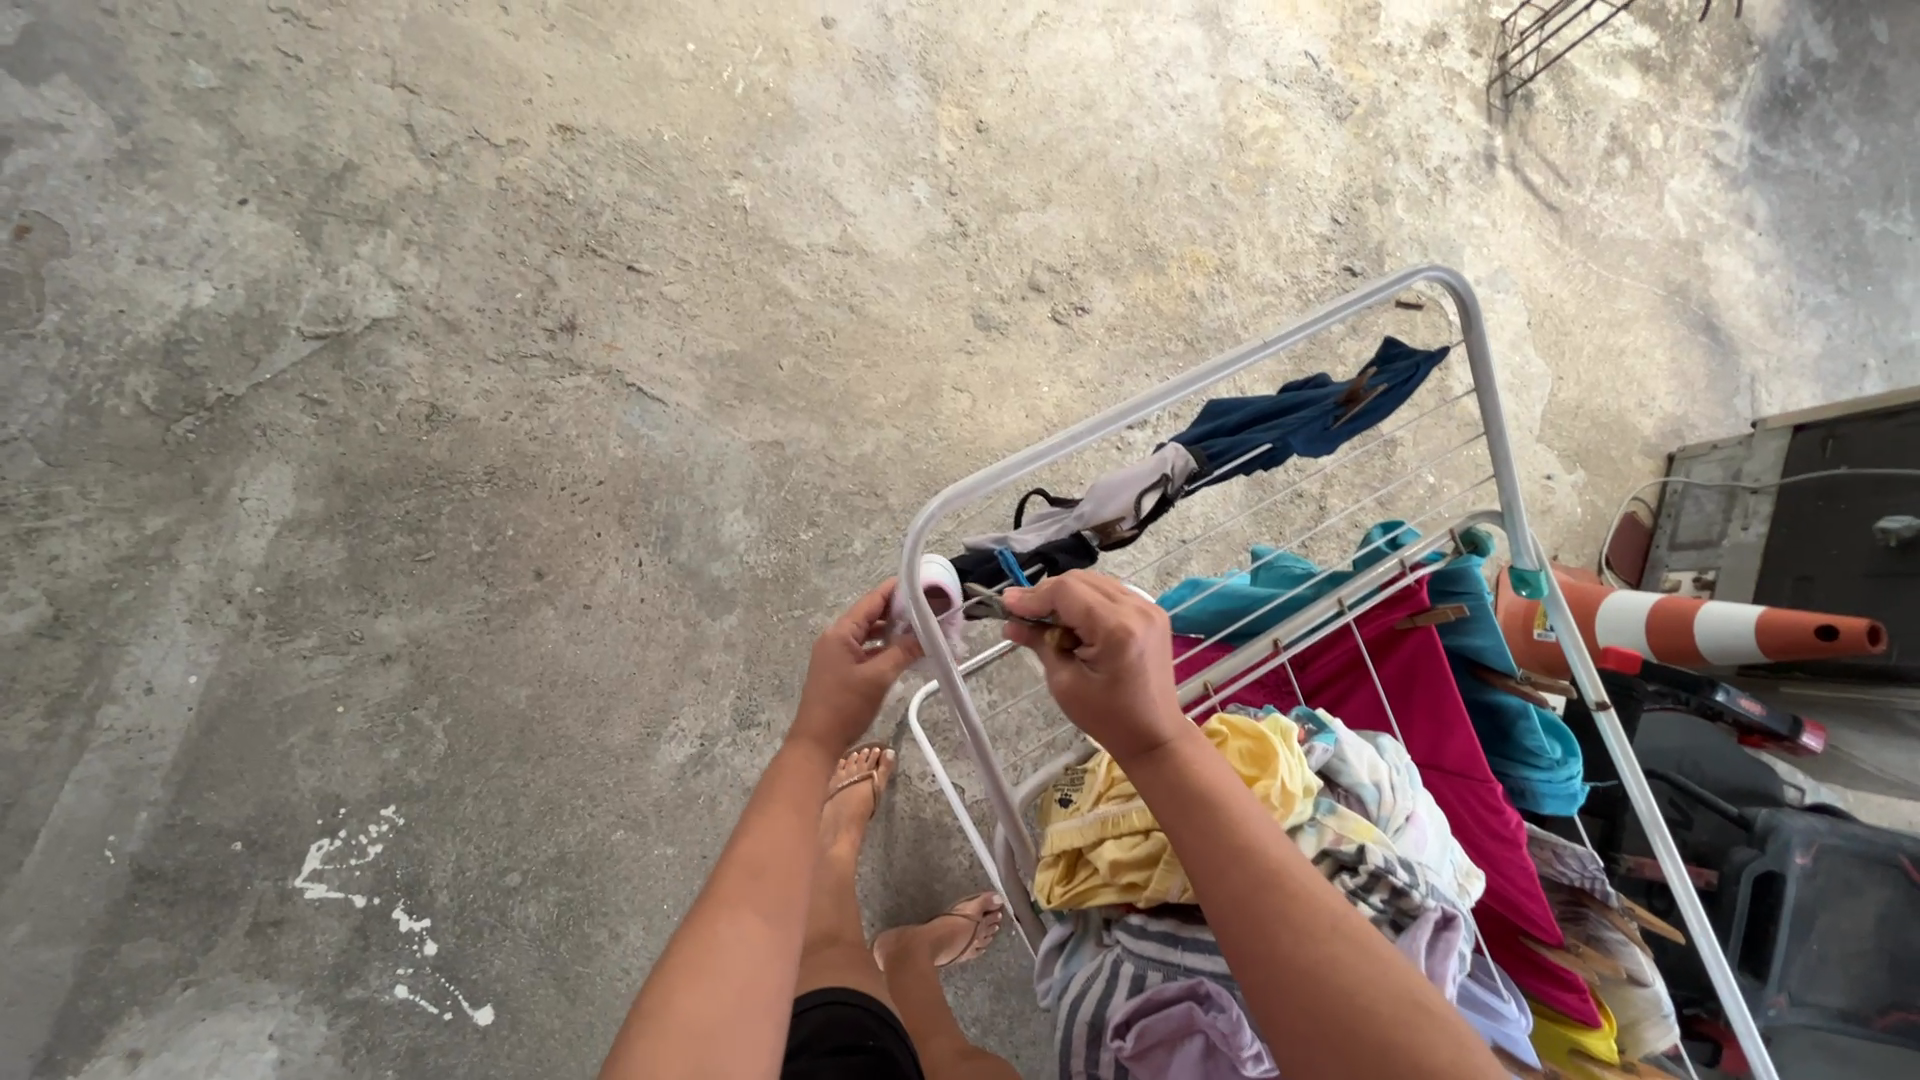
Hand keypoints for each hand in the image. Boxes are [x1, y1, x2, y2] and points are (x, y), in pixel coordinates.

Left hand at [790, 579, 922, 751]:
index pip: (871, 601)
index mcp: (840, 633)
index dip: (895, 590)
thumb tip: (926, 635)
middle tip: (928, 608)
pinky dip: (883, 649)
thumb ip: (903, 652)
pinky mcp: (840, 670)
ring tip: (921, 629)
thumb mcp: (878, 677)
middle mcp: (836, 638)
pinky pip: (865, 650)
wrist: (817, 742)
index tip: (920, 583)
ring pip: (868, 635)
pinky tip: (903, 653)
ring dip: (891, 632)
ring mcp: (836, 655)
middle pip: (870, 616)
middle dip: (897, 612)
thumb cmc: (845, 706)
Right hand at [1000, 570, 1190, 763]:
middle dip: (1046, 594)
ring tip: (1046, 621)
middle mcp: (1137, 609)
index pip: (1066, 591)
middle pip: (1079, 581)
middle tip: (1022, 615)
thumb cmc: (1107, 718)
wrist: (1153, 734)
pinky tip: (1073, 622)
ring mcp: (1148, 607)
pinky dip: (1086, 601)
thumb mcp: (1064, 682)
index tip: (1006, 605)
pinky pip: (1109, 593)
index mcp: (1117, 629)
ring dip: (1065, 596)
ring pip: (1093, 583)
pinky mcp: (1151, 612)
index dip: (1032, 596)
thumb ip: (1039, 643)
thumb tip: (1010, 623)